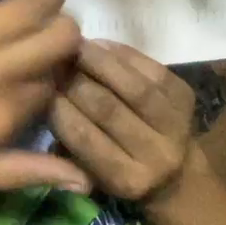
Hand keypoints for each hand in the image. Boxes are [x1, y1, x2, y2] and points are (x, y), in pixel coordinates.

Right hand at [49, 40, 200, 201]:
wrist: (177, 173)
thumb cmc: (120, 172)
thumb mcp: (91, 173)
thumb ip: (69, 144)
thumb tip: (46, 99)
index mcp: (127, 179)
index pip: (85, 138)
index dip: (59, 109)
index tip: (40, 89)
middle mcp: (156, 154)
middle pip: (108, 110)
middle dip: (75, 82)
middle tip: (54, 63)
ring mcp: (176, 124)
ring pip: (133, 86)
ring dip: (99, 61)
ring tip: (74, 46)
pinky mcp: (185, 97)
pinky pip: (151, 69)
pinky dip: (122, 54)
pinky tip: (99, 45)